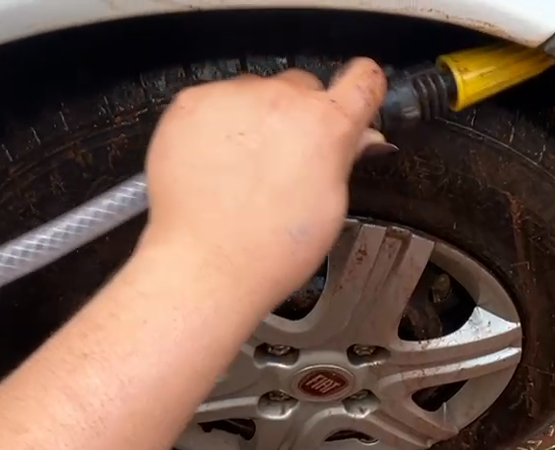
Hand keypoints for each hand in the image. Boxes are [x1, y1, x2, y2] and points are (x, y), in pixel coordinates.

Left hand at [137, 61, 386, 320]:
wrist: (208, 263)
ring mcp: (232, 97)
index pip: (361, 82)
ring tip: (246, 173)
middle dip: (301, 117)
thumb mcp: (329, 209)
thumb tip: (357, 138)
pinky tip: (219, 167)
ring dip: (258, 121)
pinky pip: (215, 102)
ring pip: (256, 94)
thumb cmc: (272, 250)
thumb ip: (342, 160)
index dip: (362, 89)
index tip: (356, 96)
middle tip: (290, 163)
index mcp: (325, 126)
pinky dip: (220, 127)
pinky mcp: (192, 102)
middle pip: (301, 88)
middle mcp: (280, 100)